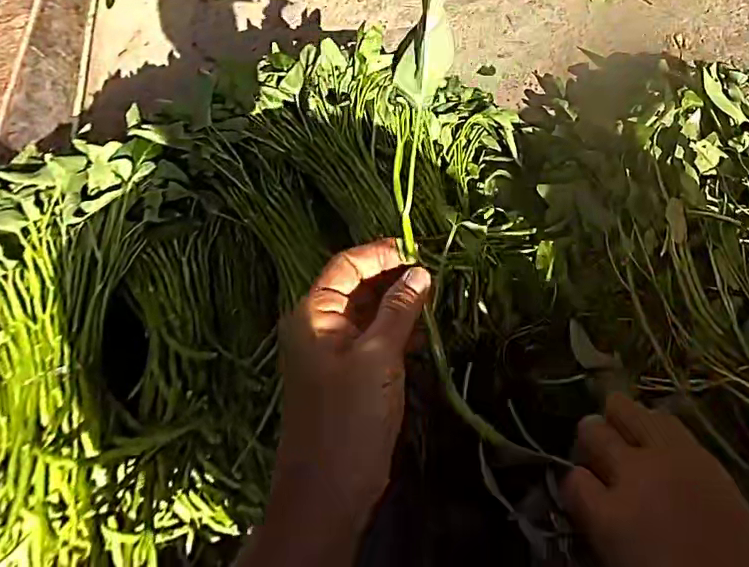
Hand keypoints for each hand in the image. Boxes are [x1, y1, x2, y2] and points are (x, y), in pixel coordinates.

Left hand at [241, 240, 431, 566]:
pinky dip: (397, 329)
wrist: (327, 496)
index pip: (347, 264)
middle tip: (434, 274)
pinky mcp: (348, 373)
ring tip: (435, 300)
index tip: (420, 252)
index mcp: (313, 313)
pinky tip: (425, 333)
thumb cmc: (348, 418)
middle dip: (394, 277)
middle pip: (358, 285)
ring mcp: (332, 350)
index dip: (382, 253)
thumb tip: (421, 271)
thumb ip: (399, 309)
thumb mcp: (378, 356)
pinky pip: (373, 336)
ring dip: (400, 303)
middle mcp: (318, 325)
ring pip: (369, 311)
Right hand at [561, 393, 748, 566]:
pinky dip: (652, 423)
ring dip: (619, 420)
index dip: (573, 483)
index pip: (573, 481)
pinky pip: (662, 416)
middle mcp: (633, 474)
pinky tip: (655, 438)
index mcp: (612, 518)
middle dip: (588, 439)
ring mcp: (666, 455)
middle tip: (596, 453)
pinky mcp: (695, 446)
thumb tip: (589, 496)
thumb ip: (601, 523)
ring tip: (624, 436)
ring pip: (625, 408)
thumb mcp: (624, 558)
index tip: (580, 489)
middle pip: (592, 431)